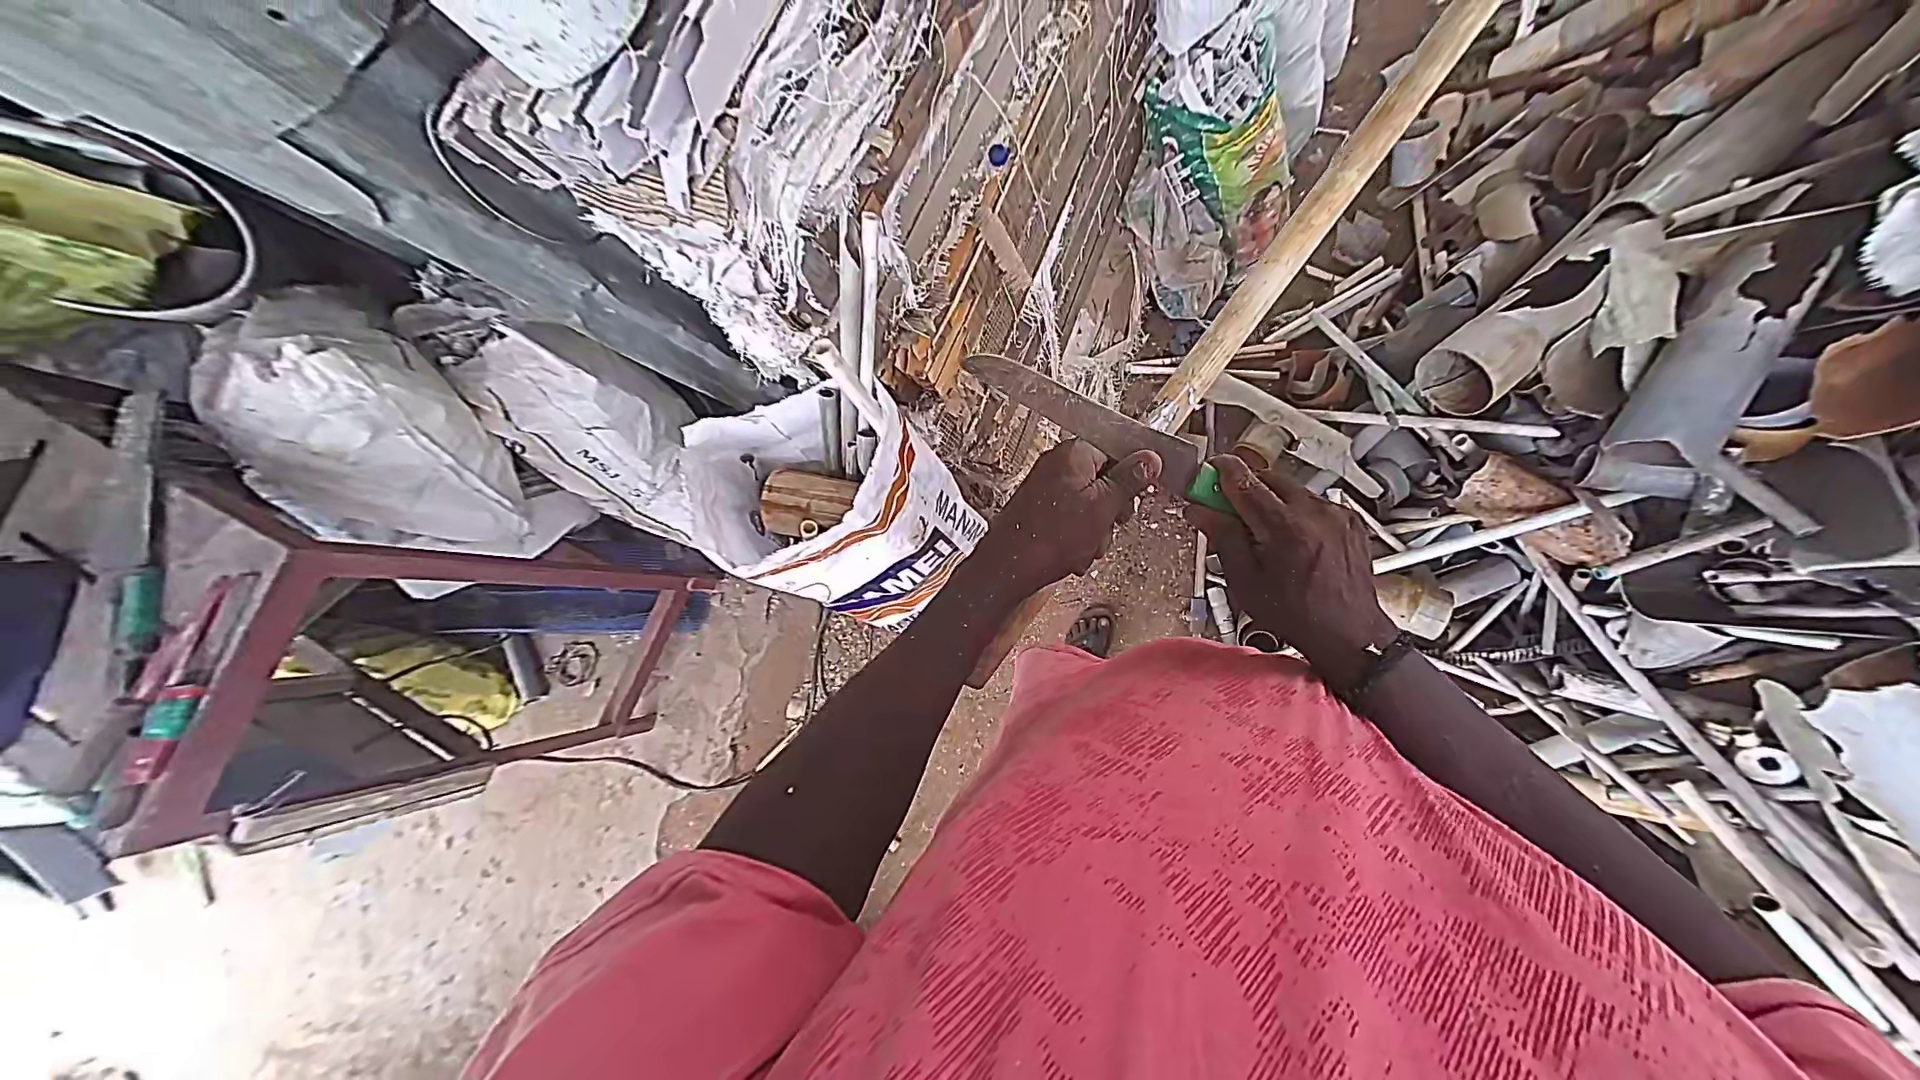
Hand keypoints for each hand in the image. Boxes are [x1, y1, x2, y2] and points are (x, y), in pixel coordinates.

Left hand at [966, 439, 1160, 599]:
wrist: (1009, 568)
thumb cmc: (1049, 537)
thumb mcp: (1103, 507)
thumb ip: (1129, 481)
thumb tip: (1149, 461)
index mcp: (1074, 454)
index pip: (1116, 453)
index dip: (1130, 478)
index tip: (1136, 496)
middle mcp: (1057, 466)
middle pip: (1104, 482)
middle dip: (1110, 511)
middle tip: (1108, 525)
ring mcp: (1047, 489)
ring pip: (1090, 507)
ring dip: (1095, 531)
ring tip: (1085, 545)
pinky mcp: (1041, 512)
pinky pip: (1072, 522)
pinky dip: (1077, 539)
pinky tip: (1072, 554)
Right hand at [1184, 455, 1396, 689]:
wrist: (1348, 633)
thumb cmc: (1299, 615)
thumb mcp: (1245, 580)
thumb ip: (1223, 537)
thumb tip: (1201, 511)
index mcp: (1286, 529)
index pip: (1246, 482)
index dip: (1222, 470)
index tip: (1210, 468)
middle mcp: (1316, 514)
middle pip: (1269, 479)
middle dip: (1244, 486)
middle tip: (1224, 504)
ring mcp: (1336, 515)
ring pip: (1291, 489)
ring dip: (1268, 500)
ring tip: (1257, 530)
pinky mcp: (1349, 520)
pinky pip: (1312, 502)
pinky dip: (1292, 511)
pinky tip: (1285, 538)